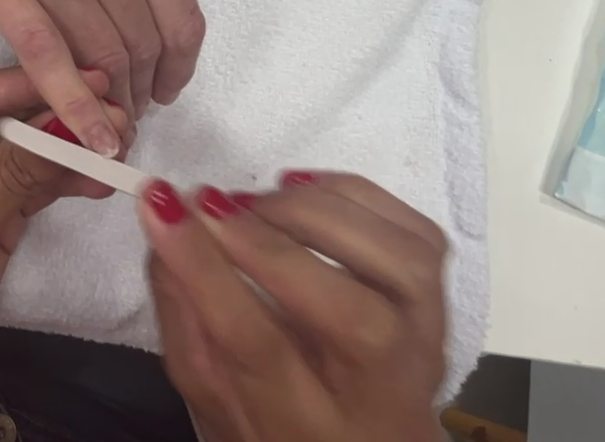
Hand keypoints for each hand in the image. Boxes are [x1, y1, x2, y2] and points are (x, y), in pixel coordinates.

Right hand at [0, 0, 205, 152]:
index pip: (181, 20)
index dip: (179, 69)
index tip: (166, 89)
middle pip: (141, 47)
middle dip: (142, 93)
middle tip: (127, 115)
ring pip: (100, 59)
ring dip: (109, 104)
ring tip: (103, 126)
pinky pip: (44, 56)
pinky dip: (69, 103)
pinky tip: (82, 135)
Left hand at [0, 66, 131, 395]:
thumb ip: (19, 169)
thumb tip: (76, 123)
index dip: (34, 82)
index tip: (93, 77)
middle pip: (5, 115)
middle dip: (58, 117)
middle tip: (119, 116)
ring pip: (22, 150)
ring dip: (66, 151)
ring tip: (122, 148)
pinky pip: (28, 184)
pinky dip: (60, 182)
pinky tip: (99, 181)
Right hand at [137, 173, 447, 441]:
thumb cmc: (267, 415)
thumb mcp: (204, 384)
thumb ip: (180, 309)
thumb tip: (167, 223)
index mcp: (302, 427)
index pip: (257, 346)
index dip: (205, 267)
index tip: (160, 203)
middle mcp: (384, 398)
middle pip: (352, 319)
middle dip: (269, 244)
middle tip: (208, 202)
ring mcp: (427, 348)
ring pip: (402, 269)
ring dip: (313, 213)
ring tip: (251, 202)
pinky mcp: (444, 305)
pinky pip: (419, 236)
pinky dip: (354, 195)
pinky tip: (297, 187)